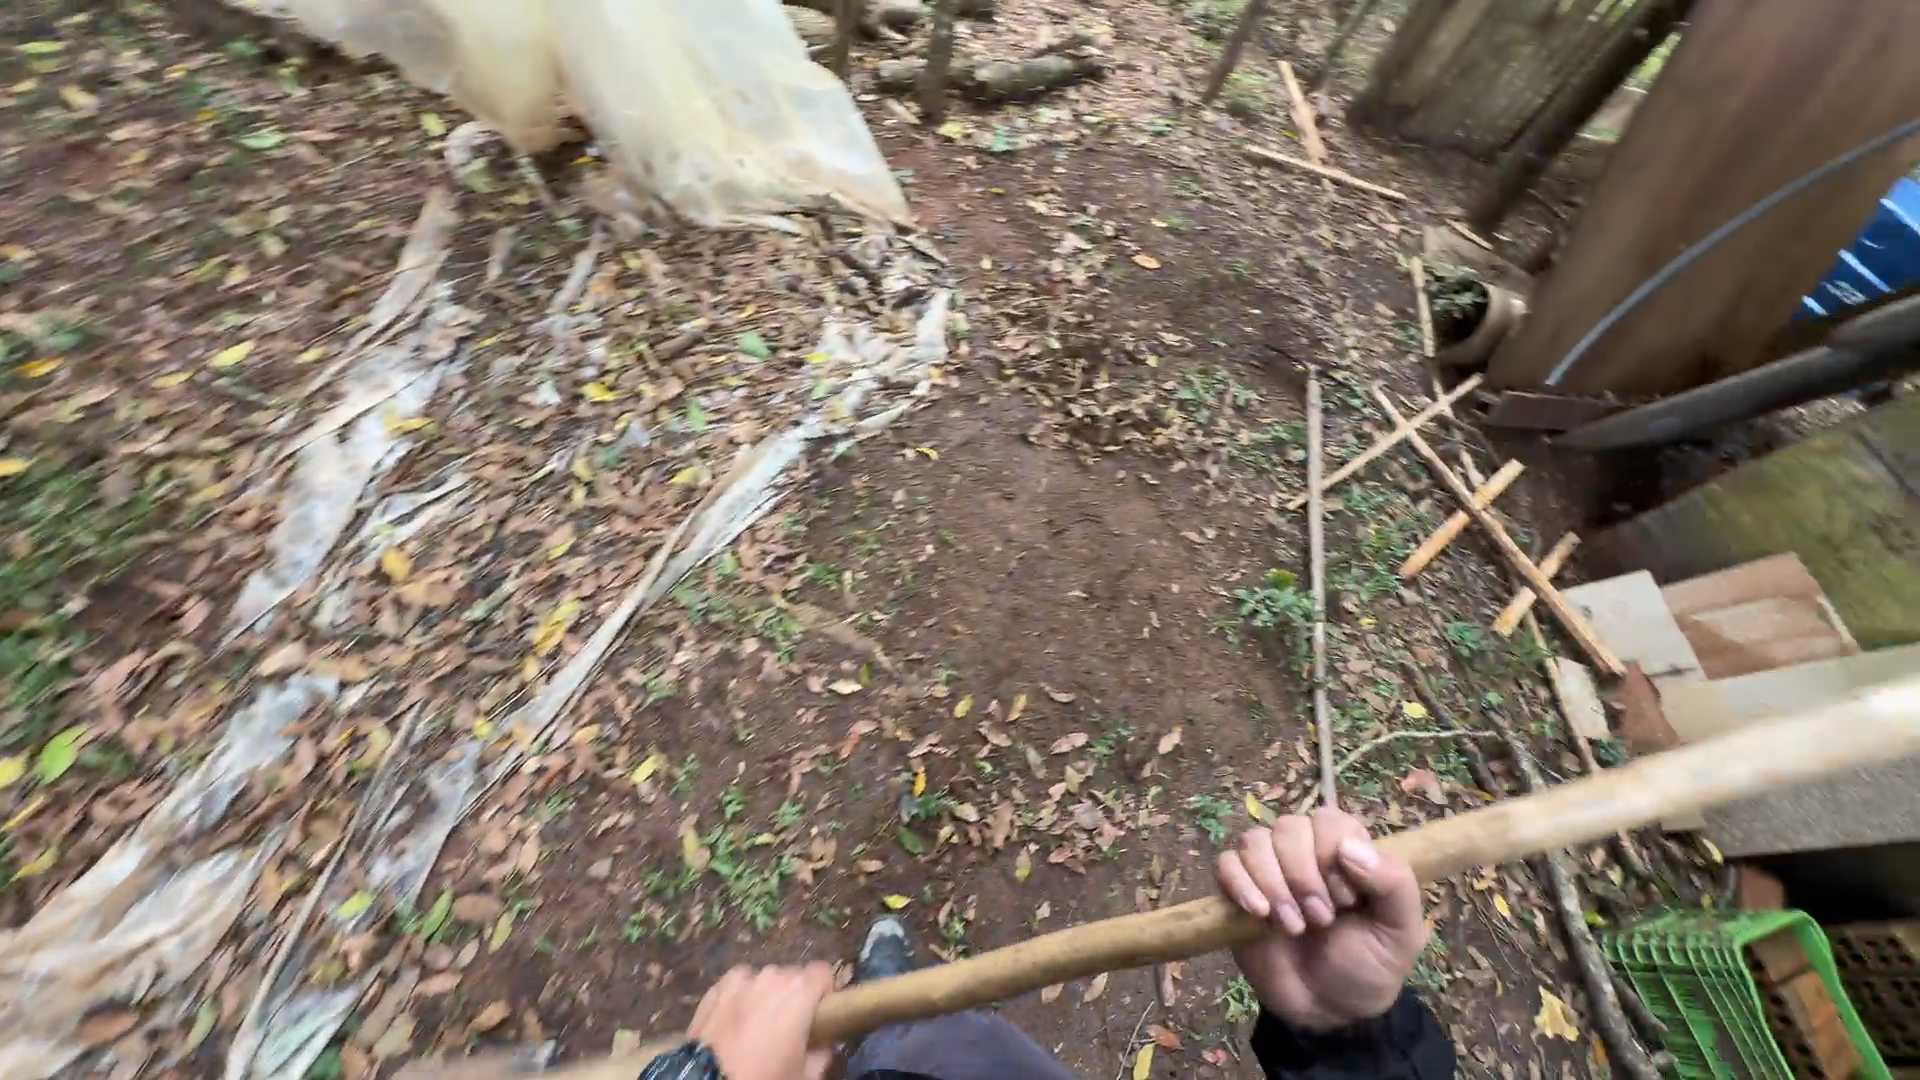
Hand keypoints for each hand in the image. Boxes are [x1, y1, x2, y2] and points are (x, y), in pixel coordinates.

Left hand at [687, 963, 834, 1079]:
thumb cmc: (763, 1079)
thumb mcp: (804, 1077)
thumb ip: (822, 1054)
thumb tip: (823, 1043)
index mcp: (801, 991)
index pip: (824, 973)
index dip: (824, 993)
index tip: (818, 1015)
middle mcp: (774, 976)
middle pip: (793, 977)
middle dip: (794, 997)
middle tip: (786, 1029)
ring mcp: (743, 979)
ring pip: (765, 980)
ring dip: (766, 996)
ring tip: (755, 1026)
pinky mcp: (717, 988)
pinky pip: (738, 984)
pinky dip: (740, 997)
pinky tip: (733, 1021)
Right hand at [1215, 809, 1427, 1031]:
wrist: (1324, 1009)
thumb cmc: (1366, 965)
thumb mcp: (1400, 934)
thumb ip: (1394, 885)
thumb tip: (1349, 847)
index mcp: (1342, 850)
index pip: (1329, 820)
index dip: (1333, 853)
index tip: (1347, 899)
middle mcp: (1302, 849)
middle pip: (1289, 827)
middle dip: (1304, 876)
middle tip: (1321, 919)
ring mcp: (1265, 866)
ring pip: (1254, 841)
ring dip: (1274, 885)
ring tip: (1292, 927)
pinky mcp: (1235, 886)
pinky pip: (1226, 863)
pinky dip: (1241, 885)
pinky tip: (1259, 914)